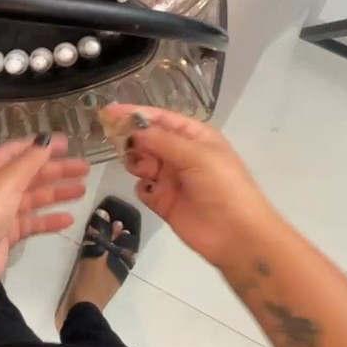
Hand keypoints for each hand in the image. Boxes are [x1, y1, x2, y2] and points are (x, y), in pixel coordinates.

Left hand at [0, 134, 90, 286]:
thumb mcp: (8, 179)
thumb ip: (31, 160)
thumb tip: (47, 139)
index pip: (20, 150)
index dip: (43, 145)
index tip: (68, 143)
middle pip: (31, 173)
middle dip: (57, 170)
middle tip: (85, 168)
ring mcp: (2, 210)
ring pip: (34, 197)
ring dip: (57, 193)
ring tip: (82, 190)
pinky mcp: (8, 233)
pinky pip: (33, 222)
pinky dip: (50, 220)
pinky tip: (69, 219)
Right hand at [104, 105, 277, 268]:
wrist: (236, 234)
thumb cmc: (223, 186)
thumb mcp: (197, 155)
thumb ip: (162, 141)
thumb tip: (132, 133)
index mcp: (195, 137)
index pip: (161, 119)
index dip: (135, 113)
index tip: (109, 111)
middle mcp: (181, 154)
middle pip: (148, 139)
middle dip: (133, 138)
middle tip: (119, 142)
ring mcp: (171, 178)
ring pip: (141, 161)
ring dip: (137, 161)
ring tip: (145, 170)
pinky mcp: (163, 201)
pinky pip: (142, 187)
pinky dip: (142, 186)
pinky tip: (150, 190)